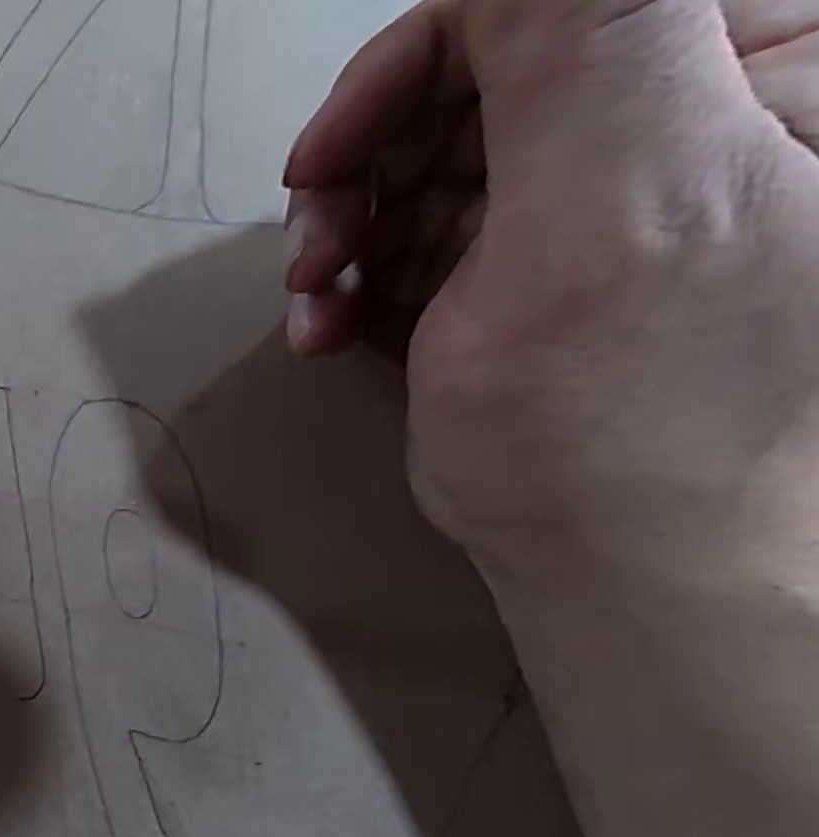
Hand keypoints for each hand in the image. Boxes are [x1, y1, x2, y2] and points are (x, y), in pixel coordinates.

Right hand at [283, 0, 818, 591]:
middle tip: (309, 259)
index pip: (533, 9)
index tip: (315, 164)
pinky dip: (350, 283)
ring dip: (339, 240)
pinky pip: (405, 239)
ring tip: (315, 313)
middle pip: (461, 89)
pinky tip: (329, 330)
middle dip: (357, 176)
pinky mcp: (512, 268)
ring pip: (414, 171)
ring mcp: (580, 200)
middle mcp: (672, 117)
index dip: (401, 72)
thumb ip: (585, 45)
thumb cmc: (623, 409)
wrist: (622, 558)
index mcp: (751, 66)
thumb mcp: (614, 215)